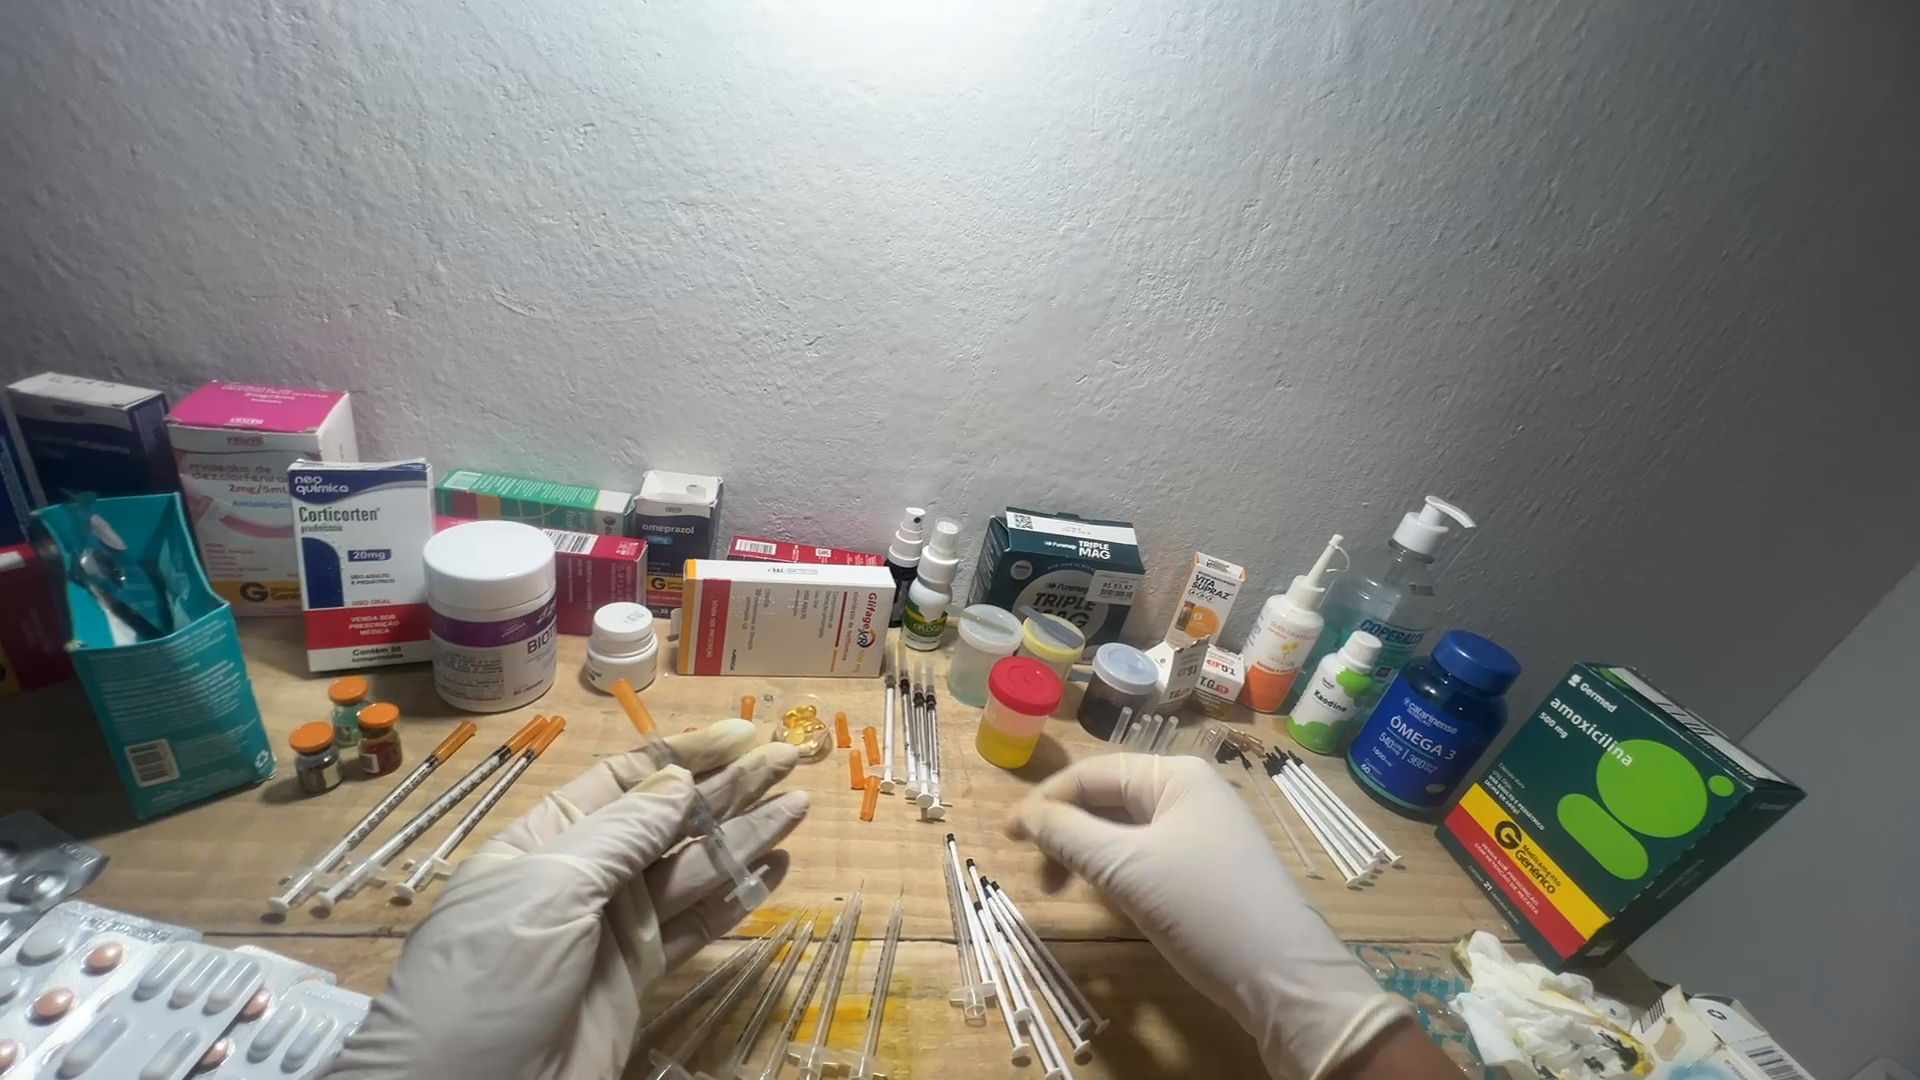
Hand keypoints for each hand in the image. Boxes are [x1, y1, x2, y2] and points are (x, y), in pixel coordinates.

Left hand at [328, 718, 808, 1079]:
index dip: (687, 754)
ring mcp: (619, 924)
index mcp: (552, 840)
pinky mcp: (642, 971)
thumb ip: (623, 833)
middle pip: (673, 818)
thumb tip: (680, 778)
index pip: (630, 779)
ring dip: (746, 836)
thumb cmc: (487, 983)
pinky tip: (776, 868)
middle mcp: (590, 874)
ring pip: (695, 867)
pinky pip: (699, 922)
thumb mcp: (548, 892)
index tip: (742, 735)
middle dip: (730, 787)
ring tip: (797, 805)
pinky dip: (739, 895)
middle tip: (788, 759)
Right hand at [1008, 753, 1410, 1079]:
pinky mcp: (1209, 867)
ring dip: (1089, 852)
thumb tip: (1026, 815)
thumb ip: (1068, 835)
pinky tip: (1105, 892)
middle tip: (1036, 869)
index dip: (1046, 801)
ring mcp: (1203, 829)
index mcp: (1175, 774)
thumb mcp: (1126, 869)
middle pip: (1110, 798)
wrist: (1290, 984)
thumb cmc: (1204, 908)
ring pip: (1127, 828)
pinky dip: (1118, 868)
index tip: (1007, 833)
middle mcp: (1190, 791)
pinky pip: (1148, 853)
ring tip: (1062, 885)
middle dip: (1068, 830)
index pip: (1093, 773)